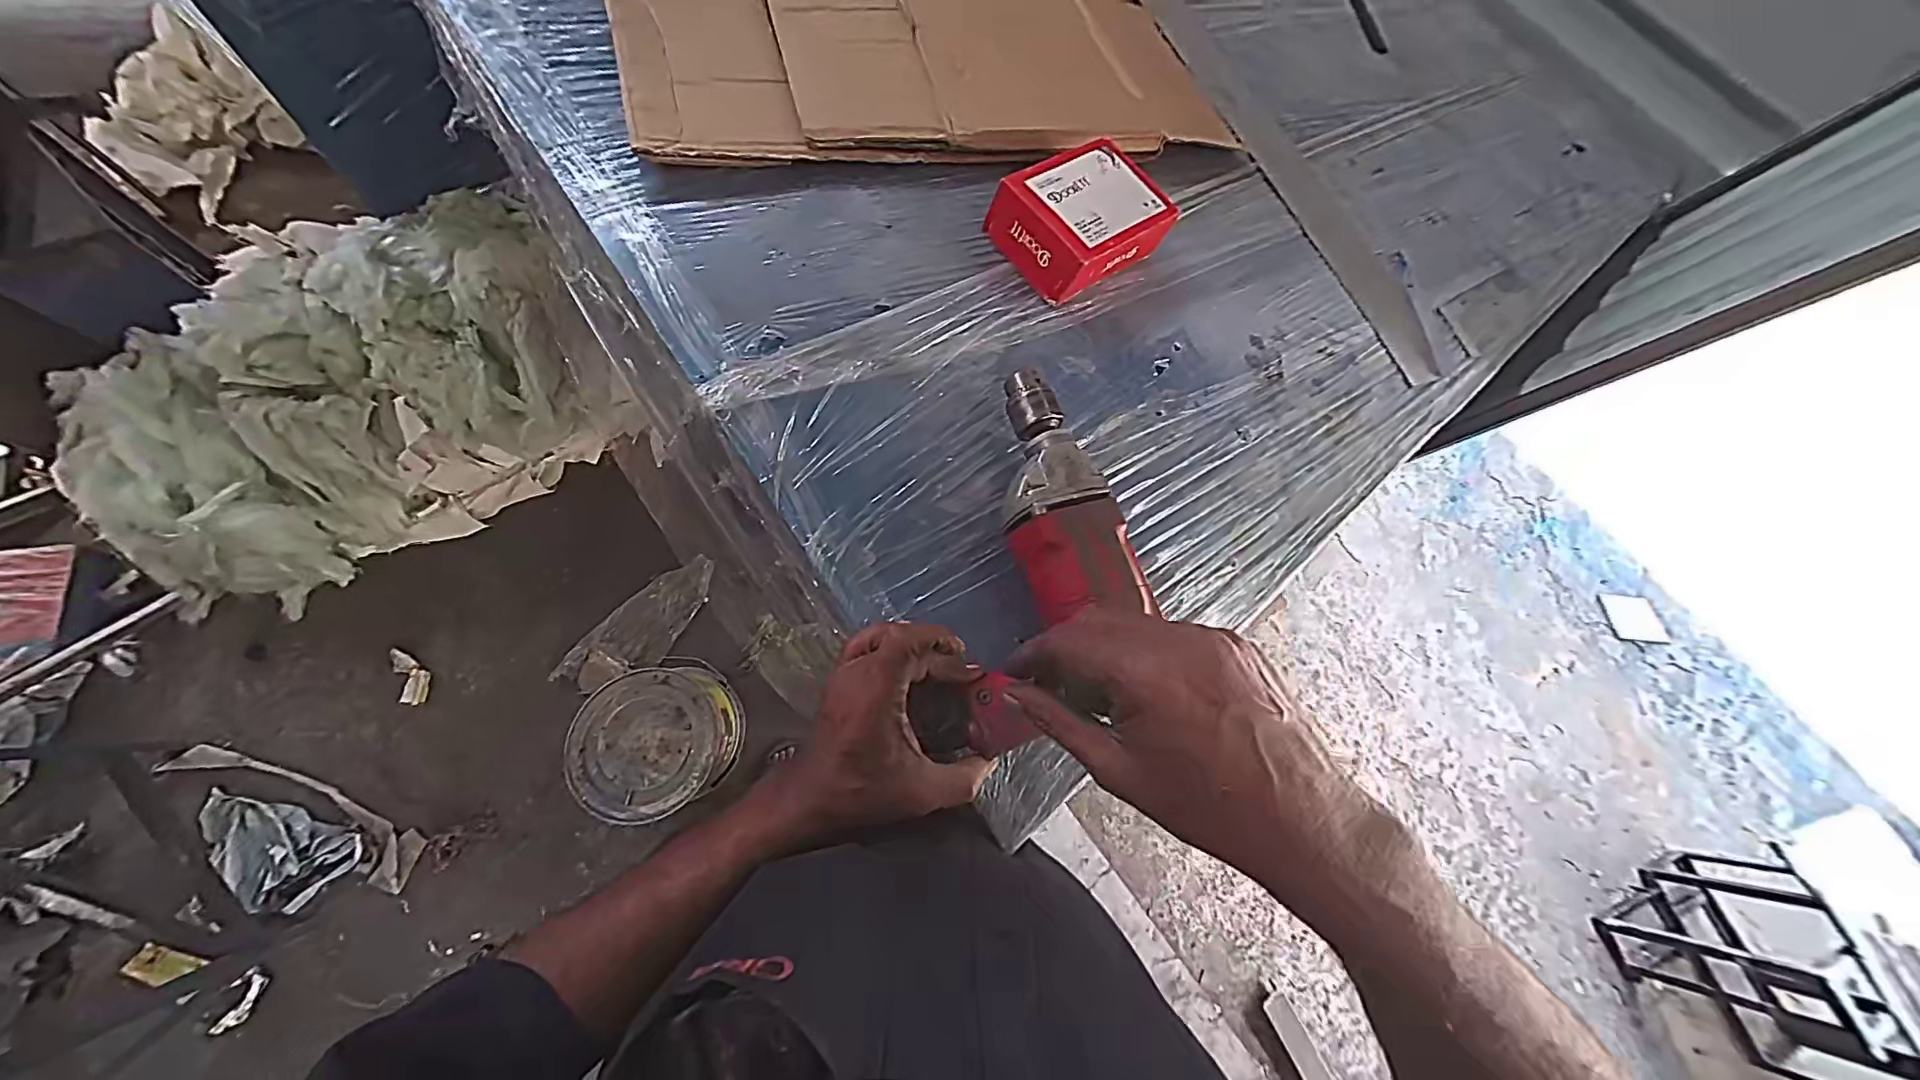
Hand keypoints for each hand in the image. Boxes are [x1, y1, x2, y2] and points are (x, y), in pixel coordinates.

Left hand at [767, 622, 992, 842]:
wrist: (807, 801)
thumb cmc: (858, 793)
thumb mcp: (921, 792)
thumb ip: (963, 778)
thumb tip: (989, 763)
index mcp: (875, 687)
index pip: (909, 641)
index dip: (942, 645)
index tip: (966, 666)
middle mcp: (856, 671)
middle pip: (900, 637)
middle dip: (936, 650)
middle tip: (960, 672)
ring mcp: (843, 674)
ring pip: (881, 637)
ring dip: (913, 645)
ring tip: (938, 665)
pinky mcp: (837, 682)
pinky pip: (867, 648)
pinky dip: (892, 650)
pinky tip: (908, 671)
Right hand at [1004, 609, 1408, 931]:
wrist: (1302, 819)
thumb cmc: (1213, 807)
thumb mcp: (1119, 771)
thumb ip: (1060, 723)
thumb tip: (1020, 696)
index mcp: (1147, 673)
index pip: (1068, 640)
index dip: (1032, 653)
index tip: (1017, 670)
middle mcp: (1180, 642)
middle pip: (1097, 621)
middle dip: (1063, 646)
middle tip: (1046, 680)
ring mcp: (1212, 638)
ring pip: (1133, 623)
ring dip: (1102, 647)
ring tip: (1094, 690)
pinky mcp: (1234, 643)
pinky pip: (1170, 633)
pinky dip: (1142, 650)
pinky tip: (1142, 687)